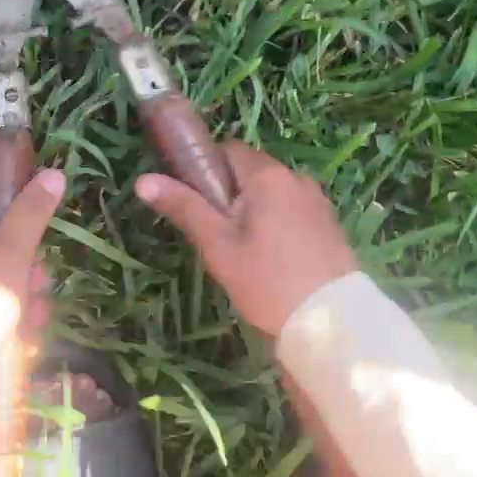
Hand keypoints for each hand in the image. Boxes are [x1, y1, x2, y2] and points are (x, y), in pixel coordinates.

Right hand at [135, 143, 357, 335]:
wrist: (334, 326)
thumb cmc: (268, 282)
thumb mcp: (218, 246)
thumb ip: (184, 207)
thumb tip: (142, 180)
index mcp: (267, 174)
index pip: (228, 150)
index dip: (207, 171)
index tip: (199, 203)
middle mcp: (295, 177)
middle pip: (251, 171)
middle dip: (230, 194)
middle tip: (219, 236)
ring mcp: (317, 200)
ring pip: (273, 193)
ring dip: (255, 210)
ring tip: (247, 253)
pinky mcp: (330, 224)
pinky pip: (293, 210)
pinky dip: (278, 224)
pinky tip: (274, 260)